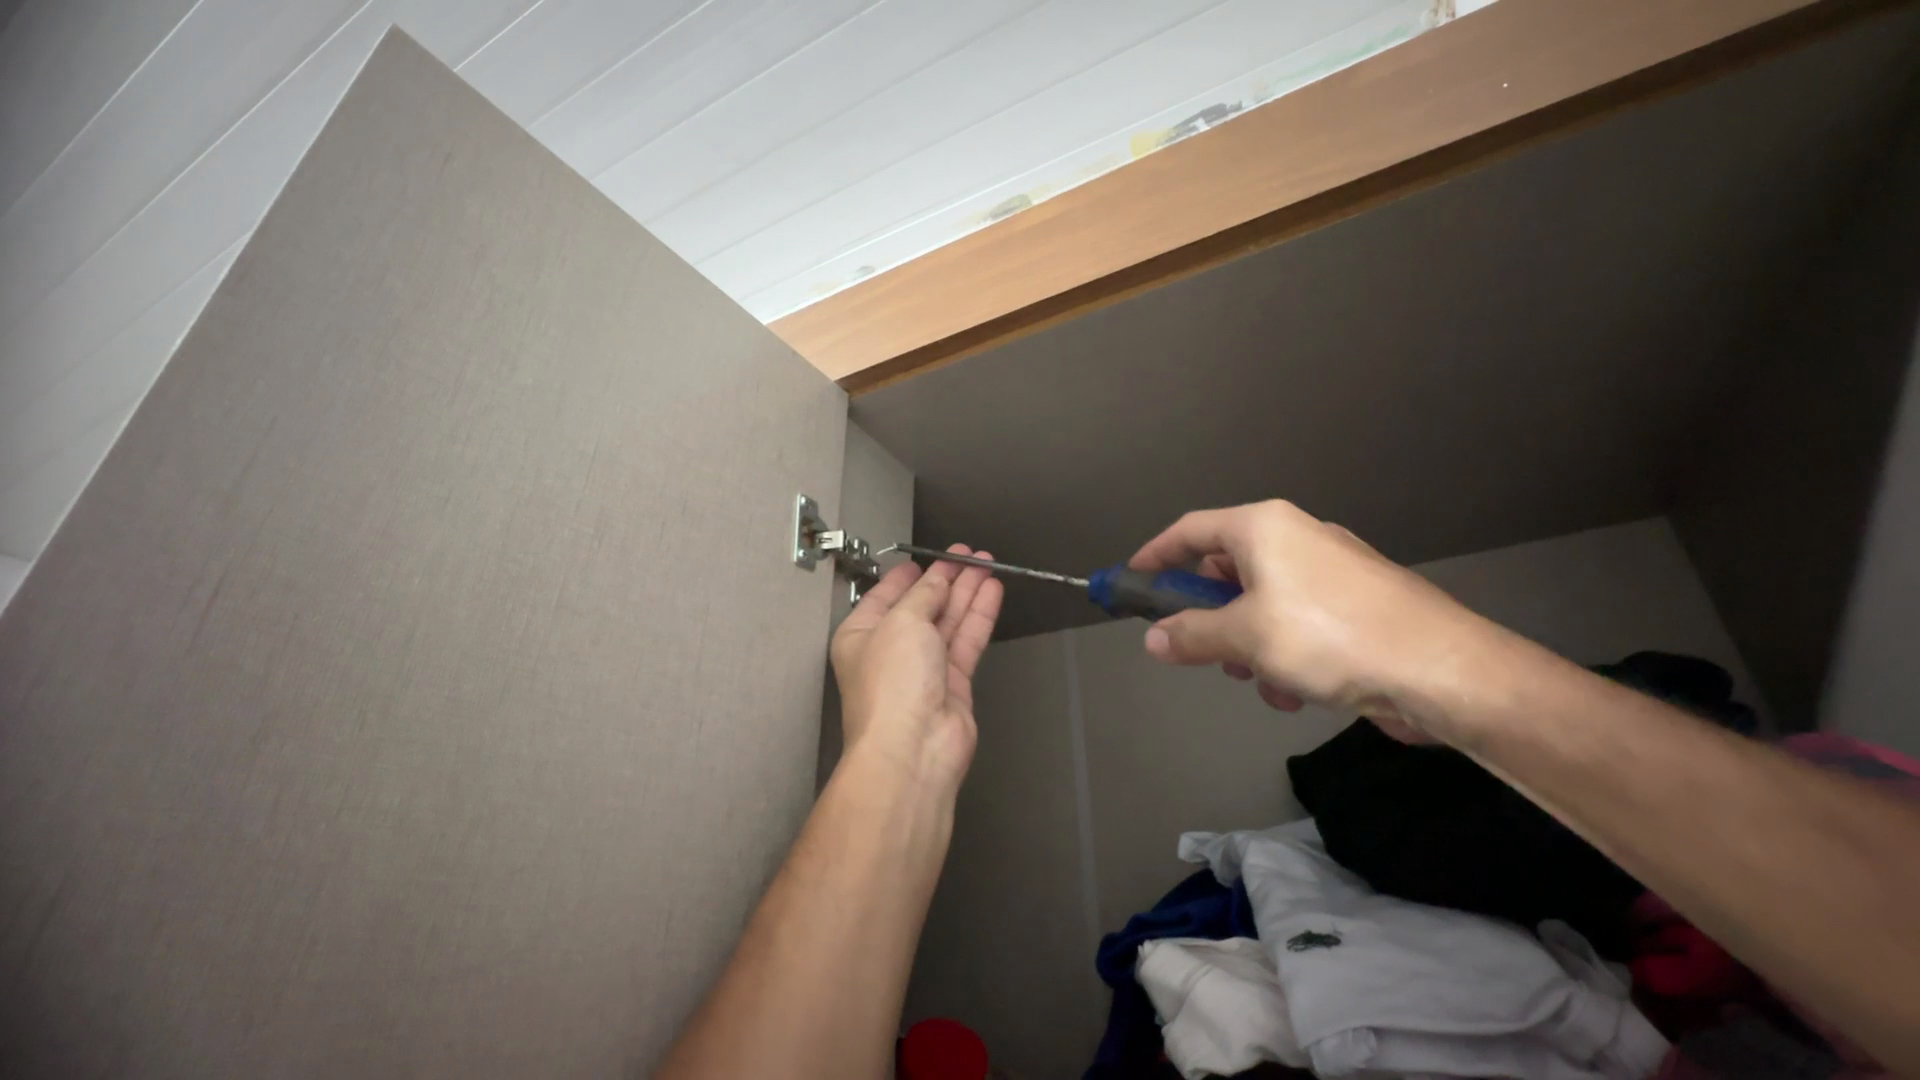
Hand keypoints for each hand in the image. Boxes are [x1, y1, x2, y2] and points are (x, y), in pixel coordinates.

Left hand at [830, 545, 1003, 790]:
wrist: (914, 748)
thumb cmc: (892, 684)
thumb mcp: (902, 622)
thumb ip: (924, 595)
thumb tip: (939, 580)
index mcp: (861, 636)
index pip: (885, 596)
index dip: (908, 575)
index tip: (927, 557)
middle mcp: (890, 651)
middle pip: (922, 606)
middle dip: (945, 579)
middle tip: (968, 553)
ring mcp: (923, 669)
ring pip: (948, 621)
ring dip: (966, 592)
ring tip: (986, 564)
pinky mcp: (953, 685)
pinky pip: (966, 641)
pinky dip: (979, 615)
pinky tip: (991, 592)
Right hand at [1129, 500, 1496, 743]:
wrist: (1439, 669)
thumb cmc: (1329, 637)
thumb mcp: (1246, 638)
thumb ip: (1192, 635)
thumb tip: (1153, 639)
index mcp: (1265, 528)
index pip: (1191, 530)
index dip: (1155, 555)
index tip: (1131, 582)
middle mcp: (1296, 539)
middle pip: (1227, 571)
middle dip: (1210, 617)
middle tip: (1199, 649)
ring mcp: (1329, 572)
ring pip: (1261, 605)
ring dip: (1249, 646)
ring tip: (1260, 680)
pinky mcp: (1355, 606)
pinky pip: (1297, 623)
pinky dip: (1285, 655)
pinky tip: (1296, 691)